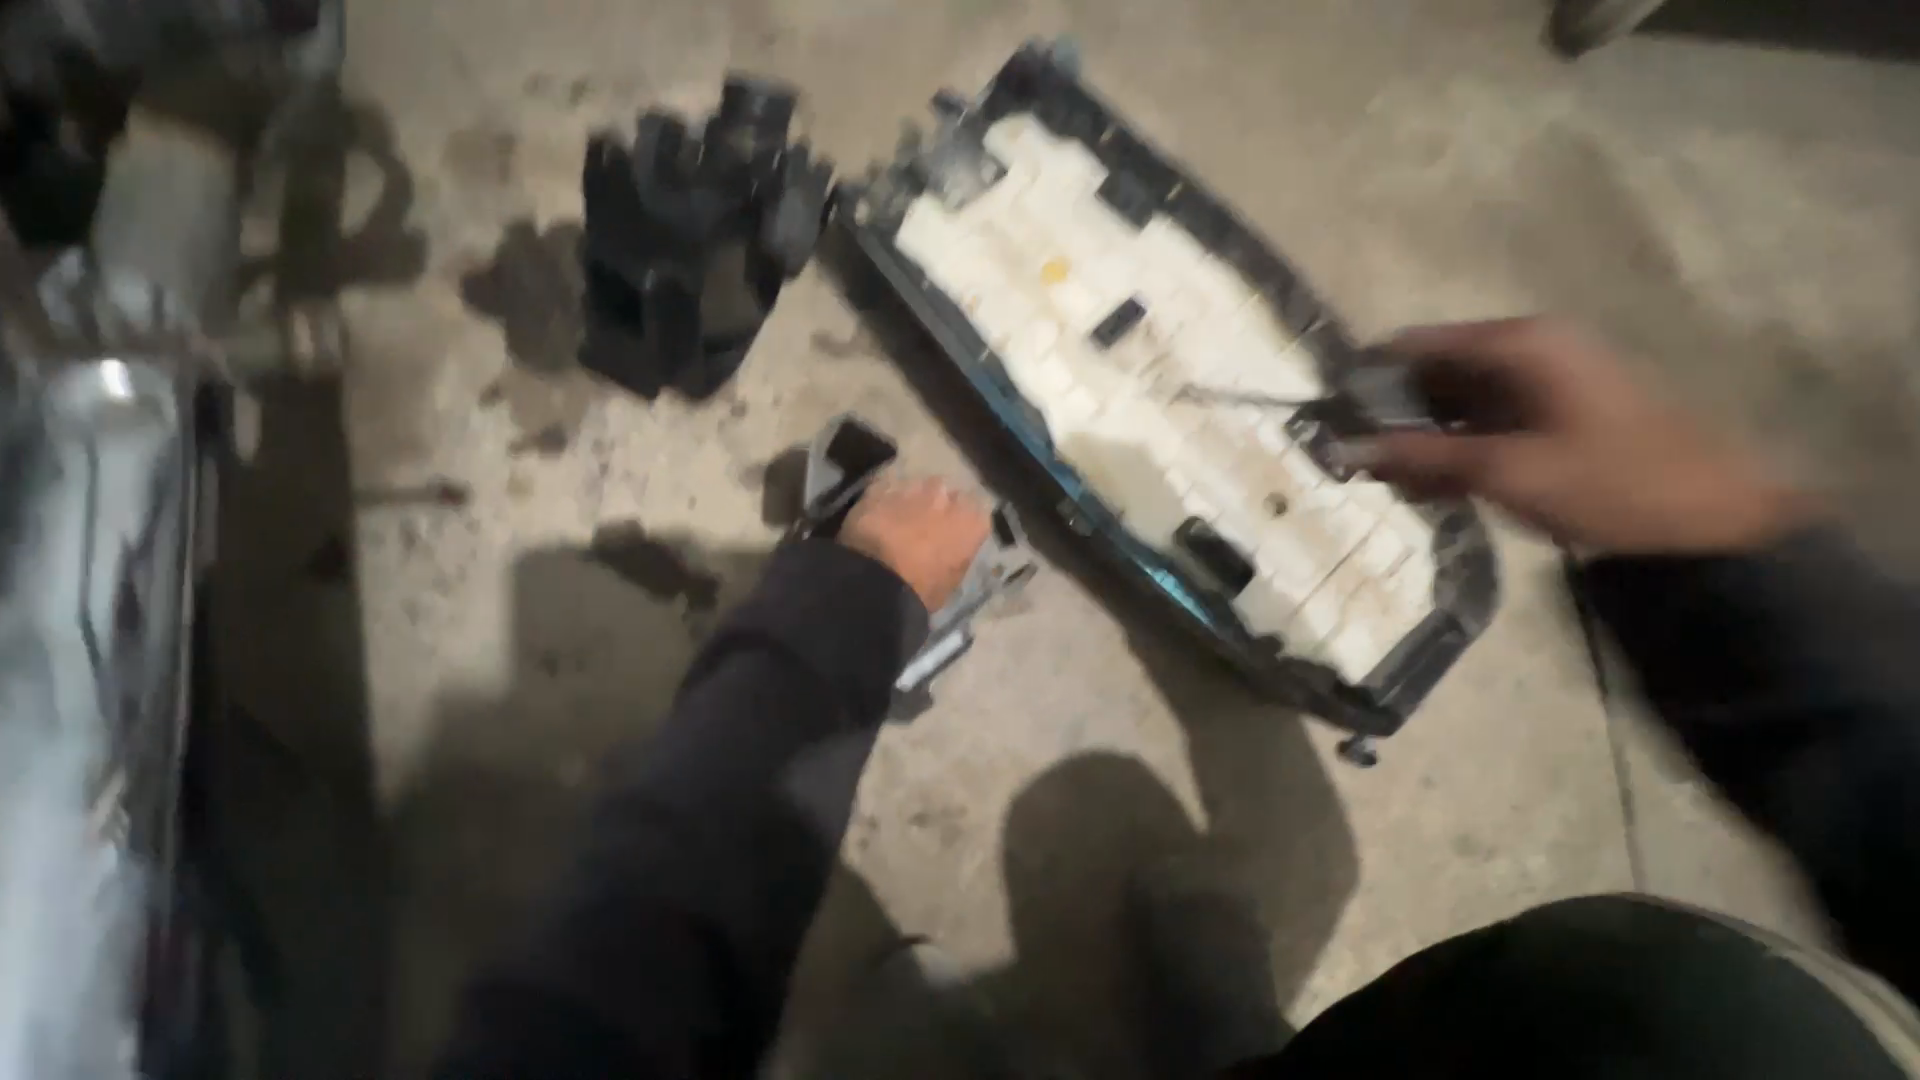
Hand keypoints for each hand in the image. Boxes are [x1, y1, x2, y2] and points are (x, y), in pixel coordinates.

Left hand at [840, 476, 991, 610]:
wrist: (876, 581)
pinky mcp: (881, 486)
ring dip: (909, 499)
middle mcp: (947, 496)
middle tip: (921, 524)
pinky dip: (883, 500)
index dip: (961, 521)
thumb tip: (950, 549)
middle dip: (936, 503)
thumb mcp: (952, 580)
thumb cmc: (922, 591)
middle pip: (945, 491)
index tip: (951, 533)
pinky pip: (886, 488)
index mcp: (973, 521)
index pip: (976, 511)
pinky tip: (874, 515)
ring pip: (915, 485)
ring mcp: (913, 487)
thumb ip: (957, 554)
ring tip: (895, 518)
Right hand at [1353, 318, 1807, 553]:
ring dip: (1418, 442)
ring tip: (1393, 485)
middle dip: (1389, 418)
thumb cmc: (1608, 482)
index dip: (1366, 377)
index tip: (1329, 417)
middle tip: (1357, 464)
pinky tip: (1432, 489)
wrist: (1712, 519)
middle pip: (1430, 373)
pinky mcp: (1548, 413)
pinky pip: (1479, 423)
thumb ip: (1417, 455)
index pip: (1413, 344)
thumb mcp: (1503, 469)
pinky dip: (1451, 451)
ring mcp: (1539, 382)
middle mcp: (1525, 350)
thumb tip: (1341, 447)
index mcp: (1518, 344)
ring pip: (1451, 403)